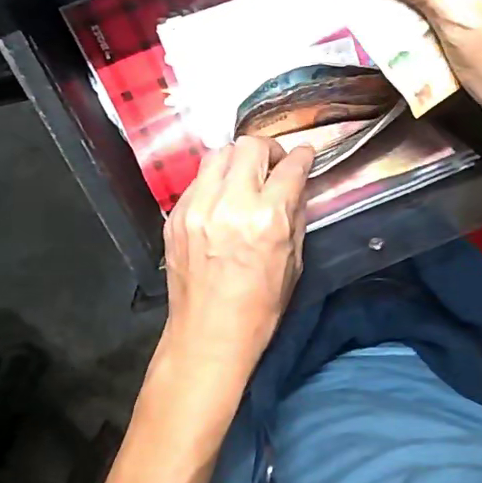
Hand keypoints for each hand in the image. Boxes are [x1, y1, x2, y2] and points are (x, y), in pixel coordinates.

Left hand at [157, 136, 314, 397]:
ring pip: (218, 154)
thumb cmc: (261, 306)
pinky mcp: (175, 216)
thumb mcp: (294, 261)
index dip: (302, 156)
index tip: (306, 155)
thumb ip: (296, 215)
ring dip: (239, 159)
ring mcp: (196, 208)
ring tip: (246, 177)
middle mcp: (229, 204)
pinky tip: (223, 200)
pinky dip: (215, 181)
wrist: (209, 335)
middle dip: (269, 149)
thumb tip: (296, 185)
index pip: (289, 167)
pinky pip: (198, 180)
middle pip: (249, 146)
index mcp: (266, 219)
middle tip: (275, 164)